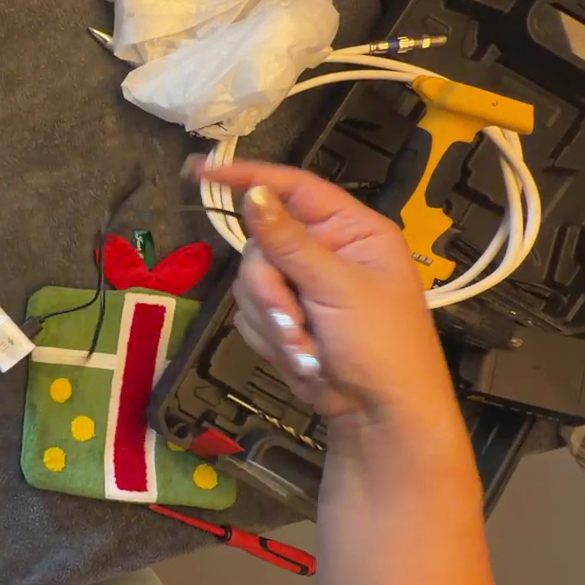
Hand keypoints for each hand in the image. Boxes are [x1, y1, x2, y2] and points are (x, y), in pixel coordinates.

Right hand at [188, 159, 463, 441]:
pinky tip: (300, 353)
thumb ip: (288, 241)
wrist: (378, 413)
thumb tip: (251, 194)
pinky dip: (269, 335)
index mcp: (350, 231)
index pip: (292, 189)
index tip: (202, 171)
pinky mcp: (281, 313)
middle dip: (269, 288)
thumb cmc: (382, 346)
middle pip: (259, 246)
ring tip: (306, 345)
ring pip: (249, 282)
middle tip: (294, 319)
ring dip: (272, 317)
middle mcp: (322, 251)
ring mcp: (299, 283)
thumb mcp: (337, 288)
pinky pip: (248, 311)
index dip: (248, 177)